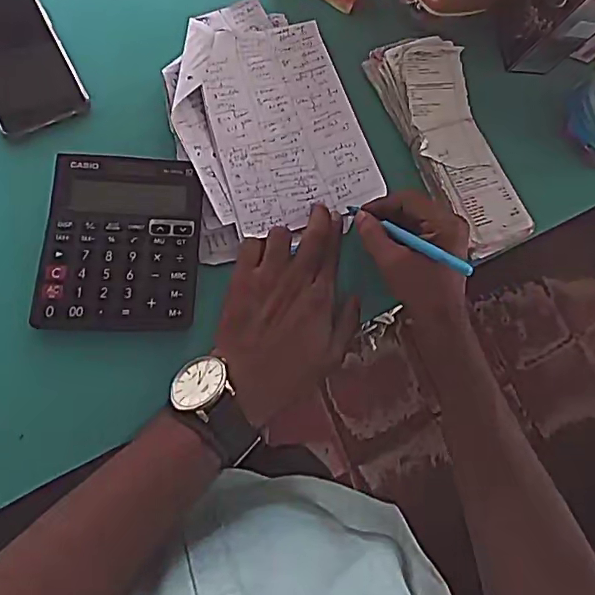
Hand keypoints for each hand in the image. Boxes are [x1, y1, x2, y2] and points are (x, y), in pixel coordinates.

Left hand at [213, 205, 360, 429]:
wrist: (243, 383)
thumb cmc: (288, 374)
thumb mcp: (331, 356)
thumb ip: (347, 323)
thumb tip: (353, 298)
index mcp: (319, 298)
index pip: (332, 253)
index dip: (336, 231)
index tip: (337, 219)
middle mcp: (295, 281)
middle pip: (310, 236)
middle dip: (318, 218)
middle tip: (319, 210)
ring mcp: (266, 278)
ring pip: (279, 235)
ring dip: (284, 234)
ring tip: (285, 240)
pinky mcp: (241, 280)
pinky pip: (250, 246)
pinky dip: (256, 244)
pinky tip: (259, 253)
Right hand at [356, 191, 470, 321]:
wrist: (441, 323)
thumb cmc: (421, 293)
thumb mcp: (393, 263)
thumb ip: (375, 236)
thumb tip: (361, 216)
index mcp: (446, 223)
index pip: (410, 200)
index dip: (382, 204)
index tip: (362, 213)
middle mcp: (452, 224)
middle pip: (413, 206)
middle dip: (387, 213)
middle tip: (365, 222)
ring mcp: (450, 234)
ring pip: (415, 217)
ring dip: (392, 223)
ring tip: (371, 232)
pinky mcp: (444, 245)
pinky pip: (419, 229)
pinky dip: (401, 233)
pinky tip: (385, 242)